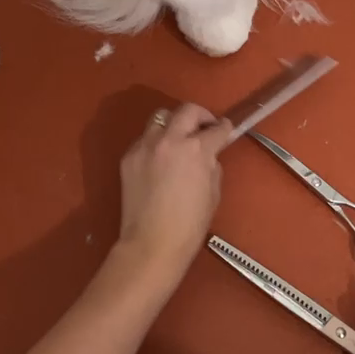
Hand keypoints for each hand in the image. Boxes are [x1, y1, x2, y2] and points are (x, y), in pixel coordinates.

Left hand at [114, 103, 229, 276]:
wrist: (152, 243)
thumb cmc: (190, 225)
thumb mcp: (213, 193)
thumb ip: (211, 165)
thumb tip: (208, 155)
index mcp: (196, 149)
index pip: (215, 129)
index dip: (224, 128)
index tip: (225, 128)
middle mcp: (169, 139)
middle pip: (187, 110)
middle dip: (201, 115)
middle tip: (205, 127)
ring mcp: (145, 145)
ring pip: (161, 117)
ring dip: (174, 123)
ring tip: (178, 138)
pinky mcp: (129, 156)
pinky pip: (145, 138)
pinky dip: (155, 142)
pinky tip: (159, 159)